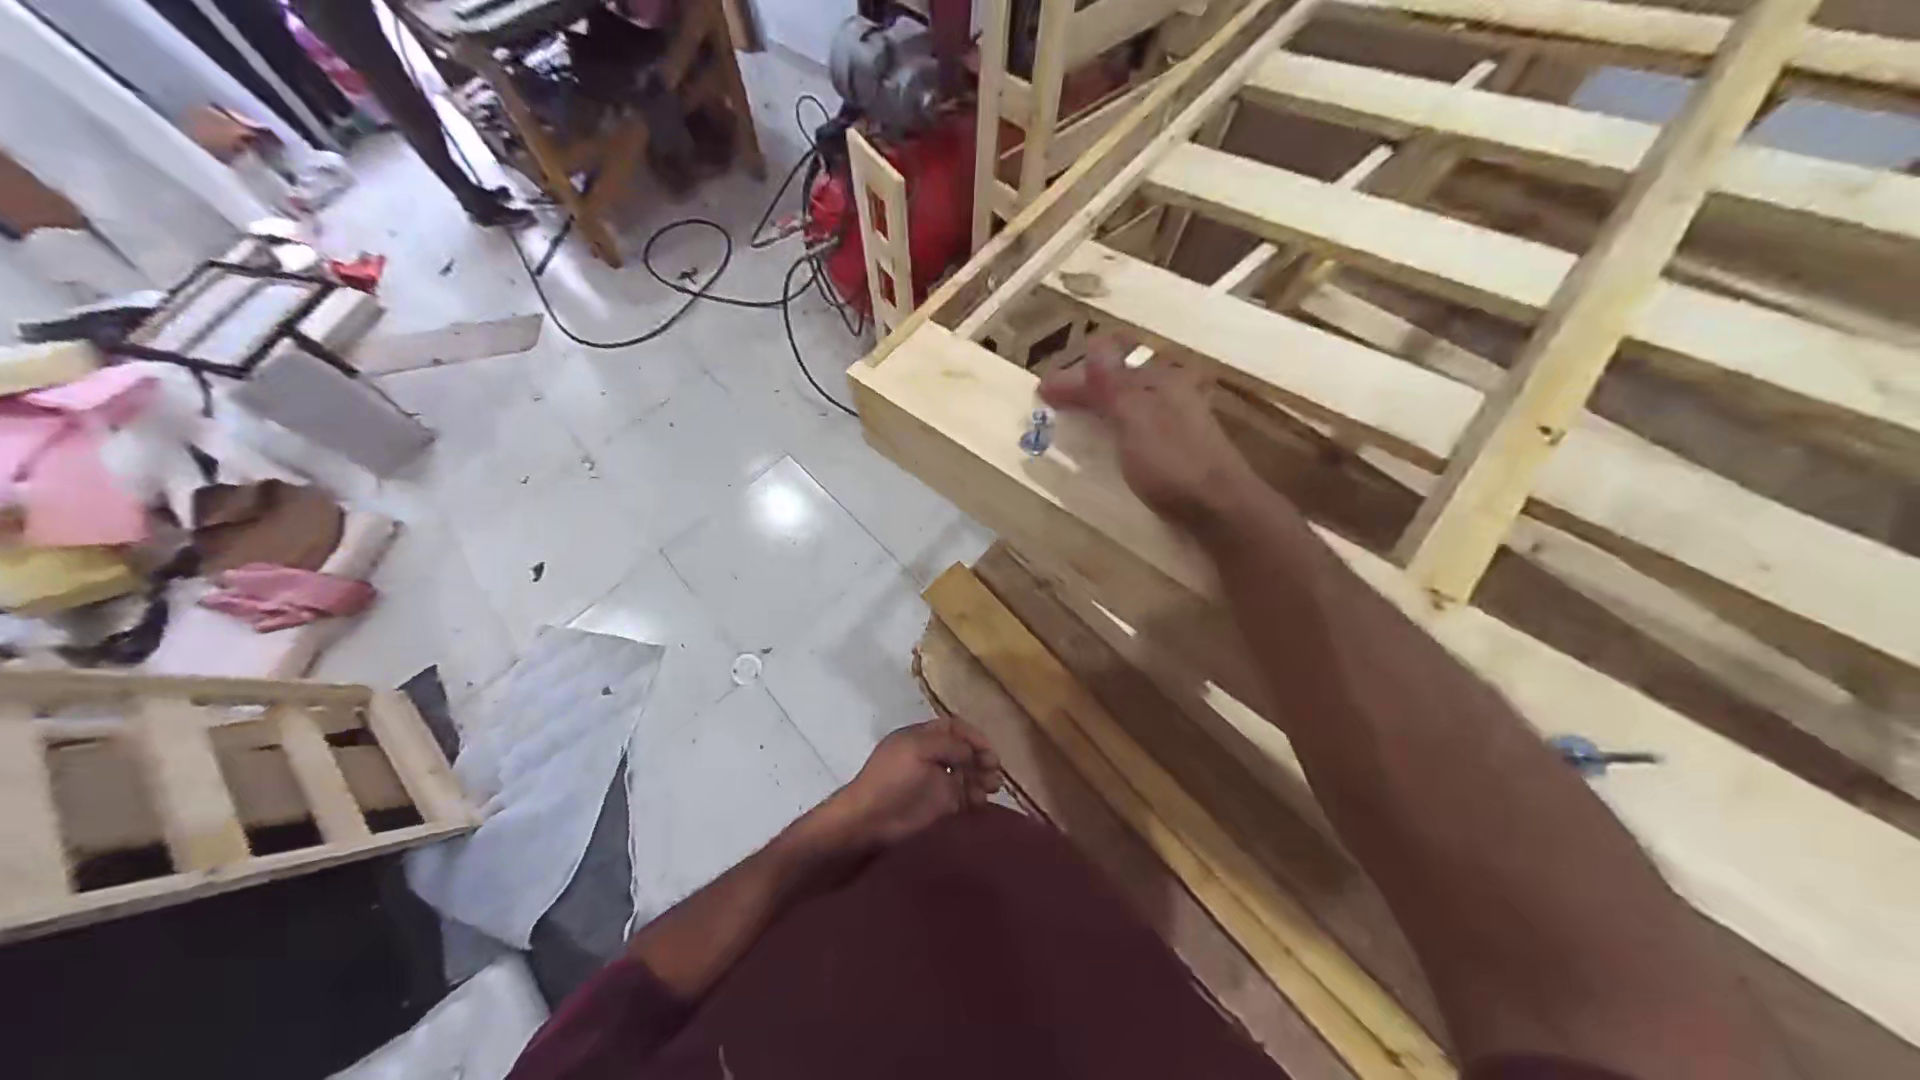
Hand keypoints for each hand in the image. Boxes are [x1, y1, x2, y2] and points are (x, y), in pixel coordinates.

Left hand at [804, 718, 1004, 851]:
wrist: (870, 820)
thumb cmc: (891, 779)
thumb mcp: (917, 749)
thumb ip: (947, 745)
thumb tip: (971, 751)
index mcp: (922, 738)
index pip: (954, 729)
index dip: (972, 736)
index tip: (988, 750)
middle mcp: (931, 756)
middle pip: (964, 751)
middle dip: (981, 758)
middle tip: (994, 771)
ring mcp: (936, 781)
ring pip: (967, 773)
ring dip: (982, 777)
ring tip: (992, 787)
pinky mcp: (940, 805)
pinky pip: (964, 797)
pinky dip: (976, 797)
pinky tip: (982, 802)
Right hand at [1039, 342, 1261, 527]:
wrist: (1221, 508)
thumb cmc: (1172, 463)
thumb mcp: (1134, 419)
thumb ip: (1112, 385)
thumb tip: (1096, 344)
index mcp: (1160, 379)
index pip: (1107, 369)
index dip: (1073, 378)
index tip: (1041, 390)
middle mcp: (1173, 392)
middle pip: (1121, 381)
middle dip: (1087, 388)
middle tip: (1054, 402)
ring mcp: (1181, 419)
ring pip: (1133, 402)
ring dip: (1102, 406)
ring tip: (1077, 417)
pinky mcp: (1183, 447)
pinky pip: (1141, 424)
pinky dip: (1118, 425)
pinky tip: (1113, 438)